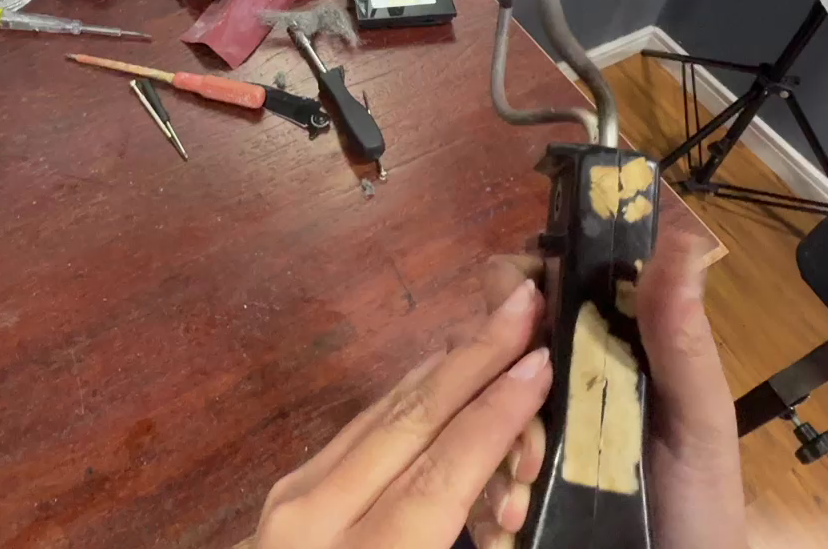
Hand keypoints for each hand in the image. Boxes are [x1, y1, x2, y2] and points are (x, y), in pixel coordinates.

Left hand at [248, 280, 552, 548]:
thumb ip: (460, 542)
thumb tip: (506, 507)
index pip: (442, 473)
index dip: (496, 414)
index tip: (541, 361)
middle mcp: (317, 515)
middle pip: (410, 420)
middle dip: (474, 356)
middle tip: (524, 303)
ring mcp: (293, 496)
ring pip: (382, 412)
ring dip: (444, 365)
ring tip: (493, 325)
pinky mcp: (287, 491)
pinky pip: (359, 429)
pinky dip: (407, 395)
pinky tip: (436, 374)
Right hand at [473, 230, 743, 548]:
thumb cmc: (696, 495)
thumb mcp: (697, 417)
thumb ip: (681, 334)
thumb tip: (684, 242)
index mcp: (586, 336)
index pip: (528, 278)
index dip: (517, 287)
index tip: (530, 320)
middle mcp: (541, 367)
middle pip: (483, 333)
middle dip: (496, 375)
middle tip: (533, 425)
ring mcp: (513, 419)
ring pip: (462, 396)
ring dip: (489, 437)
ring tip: (526, 488)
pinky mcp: (495, 473)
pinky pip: (459, 462)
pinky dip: (481, 487)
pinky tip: (512, 516)